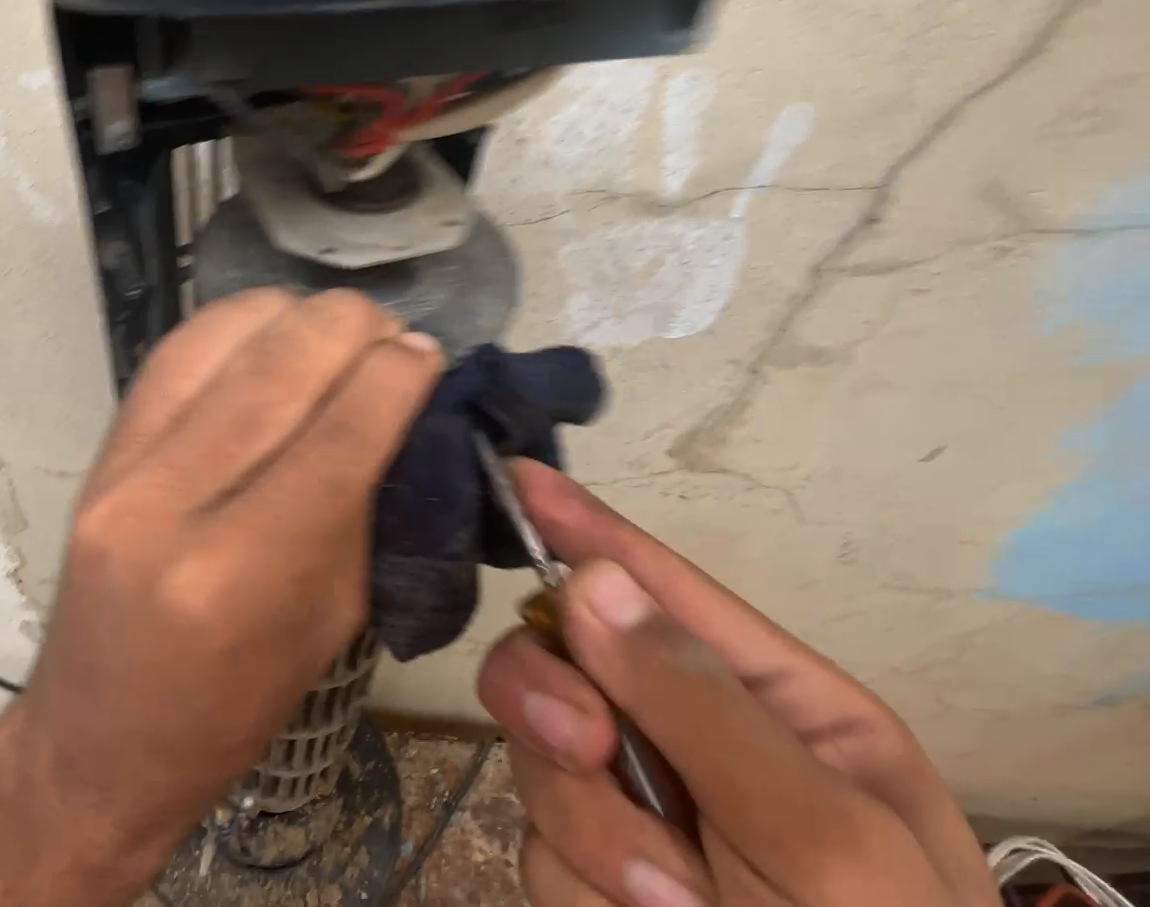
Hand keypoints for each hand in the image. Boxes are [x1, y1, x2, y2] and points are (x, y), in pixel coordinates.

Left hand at [0, 288, 441, 905]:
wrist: (99, 735)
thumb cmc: (231, 705)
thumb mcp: (328, 620)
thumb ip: (362, 506)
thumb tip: (397, 406)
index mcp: (240, 573)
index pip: (337, 435)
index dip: (395, 376)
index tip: (428, 352)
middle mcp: (169, 507)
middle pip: (276, 367)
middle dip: (350, 327)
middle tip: (391, 332)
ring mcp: (119, 473)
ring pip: (219, 339)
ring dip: (293, 315)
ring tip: (336, 327)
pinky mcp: (97, 455)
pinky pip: (170, 354)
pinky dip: (233, 326)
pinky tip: (270, 331)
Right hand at [478, 460, 997, 906]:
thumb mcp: (827, 842)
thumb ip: (701, 708)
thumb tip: (587, 581)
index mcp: (772, 702)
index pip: (659, 589)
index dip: (583, 529)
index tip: (514, 478)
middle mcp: (687, 736)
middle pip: (561, 662)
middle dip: (554, 697)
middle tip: (583, 747)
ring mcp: (633, 802)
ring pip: (537, 757)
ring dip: (592, 829)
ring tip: (673, 905)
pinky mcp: (591, 867)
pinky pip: (536, 841)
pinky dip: (584, 886)